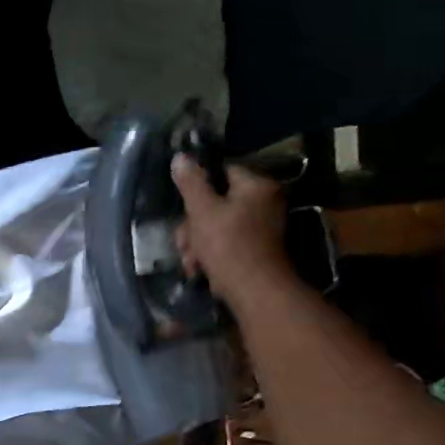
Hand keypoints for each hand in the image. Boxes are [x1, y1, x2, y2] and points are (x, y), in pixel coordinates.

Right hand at [172, 154, 292, 304]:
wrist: (252, 288)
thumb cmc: (227, 244)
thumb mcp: (202, 211)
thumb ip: (191, 183)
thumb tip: (180, 156)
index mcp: (257, 186)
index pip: (223, 172)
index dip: (198, 189)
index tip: (185, 208)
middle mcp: (264, 201)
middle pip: (216, 202)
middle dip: (193, 225)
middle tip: (185, 243)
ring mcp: (260, 225)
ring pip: (215, 225)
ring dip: (196, 243)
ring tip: (191, 260)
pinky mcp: (254, 247)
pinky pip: (224, 241)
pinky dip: (209, 253)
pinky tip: (199, 267)